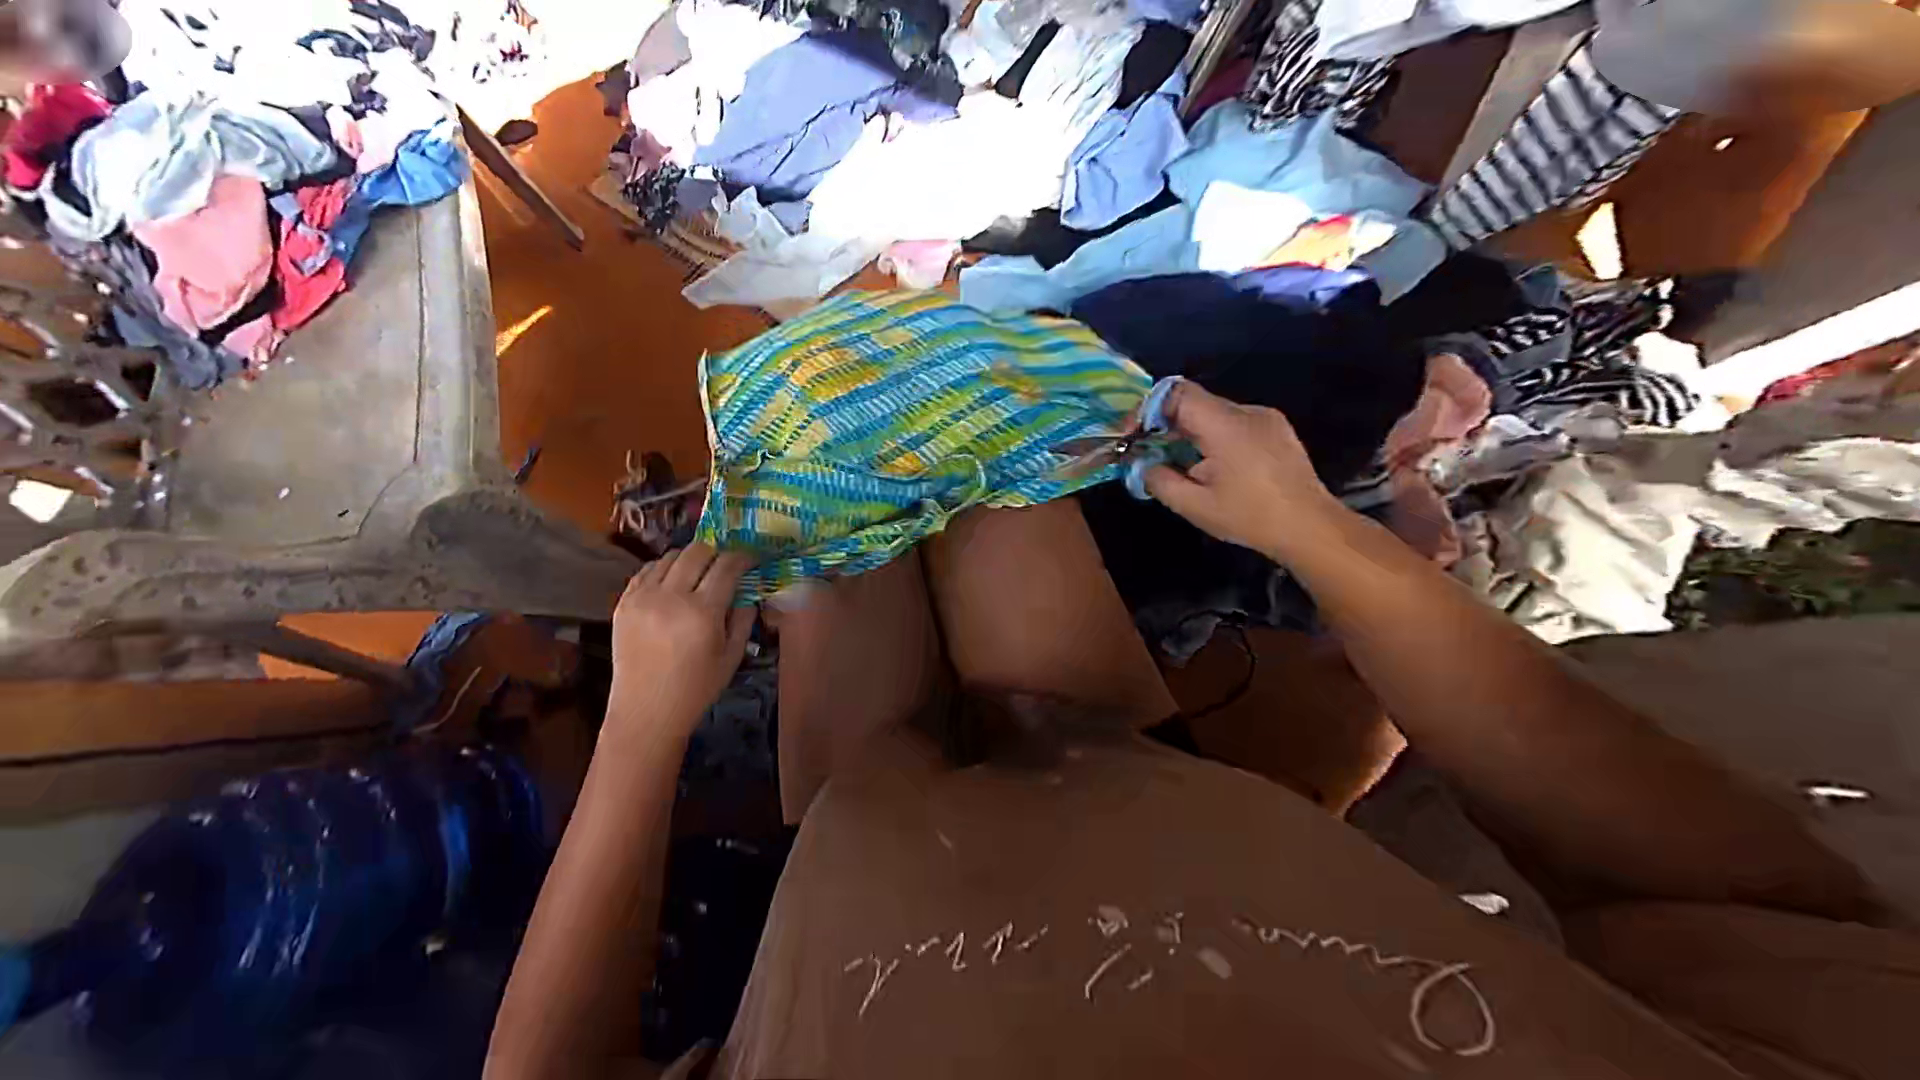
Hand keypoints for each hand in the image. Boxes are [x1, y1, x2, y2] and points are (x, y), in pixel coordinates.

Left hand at [607, 544, 756, 737]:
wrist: (646, 711)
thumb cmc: (696, 688)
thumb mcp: (733, 656)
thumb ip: (744, 618)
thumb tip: (748, 591)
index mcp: (703, 613)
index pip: (727, 567)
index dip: (743, 558)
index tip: (750, 560)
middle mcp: (671, 598)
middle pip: (698, 552)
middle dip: (717, 552)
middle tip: (725, 564)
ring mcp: (643, 598)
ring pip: (671, 556)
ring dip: (690, 559)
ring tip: (698, 572)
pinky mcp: (624, 604)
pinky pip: (646, 571)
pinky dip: (664, 569)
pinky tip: (673, 582)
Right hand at [1142, 381, 1350, 563]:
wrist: (1310, 527)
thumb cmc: (1249, 517)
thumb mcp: (1193, 506)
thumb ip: (1159, 480)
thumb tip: (1143, 465)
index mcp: (1224, 425)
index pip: (1177, 393)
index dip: (1150, 408)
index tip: (1136, 435)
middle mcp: (1246, 411)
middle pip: (1195, 402)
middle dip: (1167, 424)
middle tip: (1152, 454)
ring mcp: (1266, 418)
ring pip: (1214, 413)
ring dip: (1191, 432)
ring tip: (1183, 464)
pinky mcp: (1277, 429)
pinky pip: (1235, 422)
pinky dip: (1215, 436)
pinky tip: (1215, 467)